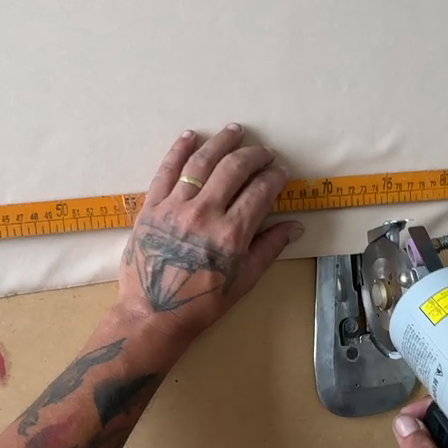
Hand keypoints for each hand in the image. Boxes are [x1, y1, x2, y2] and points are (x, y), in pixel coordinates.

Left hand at [116, 124, 302, 342]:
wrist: (153, 315)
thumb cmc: (202, 303)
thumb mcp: (244, 280)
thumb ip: (269, 248)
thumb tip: (296, 225)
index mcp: (232, 234)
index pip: (260, 191)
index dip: (275, 176)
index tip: (281, 172)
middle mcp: (205, 213)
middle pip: (234, 168)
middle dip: (254, 155)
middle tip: (264, 152)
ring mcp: (175, 207)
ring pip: (201, 162)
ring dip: (221, 143)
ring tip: (234, 131)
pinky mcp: (151, 207)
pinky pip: (166, 170)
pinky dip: (179, 150)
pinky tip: (190, 136)